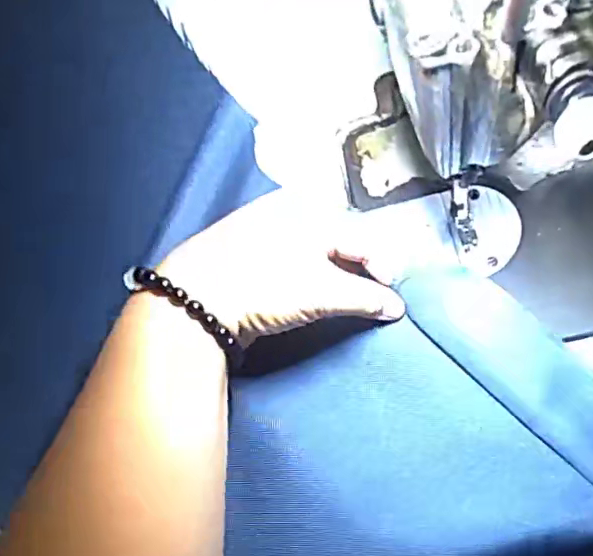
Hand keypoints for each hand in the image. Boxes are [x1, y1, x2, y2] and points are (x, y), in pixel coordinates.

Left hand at [156, 191, 404, 345]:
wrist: (197, 301)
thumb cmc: (262, 285)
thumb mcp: (321, 292)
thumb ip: (364, 297)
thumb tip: (395, 307)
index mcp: (309, 210)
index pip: (361, 238)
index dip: (381, 267)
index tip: (392, 296)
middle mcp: (288, 214)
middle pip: (340, 243)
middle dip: (361, 271)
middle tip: (373, 299)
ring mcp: (267, 234)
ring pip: (319, 254)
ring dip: (338, 278)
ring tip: (346, 301)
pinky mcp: (250, 258)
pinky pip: (297, 265)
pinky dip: (314, 281)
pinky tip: (312, 298)